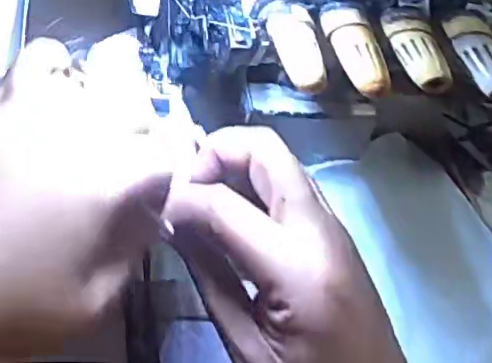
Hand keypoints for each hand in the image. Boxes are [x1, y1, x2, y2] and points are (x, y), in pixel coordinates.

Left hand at [0, 38, 188, 361]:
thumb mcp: (88, 301)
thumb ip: (137, 240)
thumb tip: (156, 199)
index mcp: (119, 174)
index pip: (177, 146)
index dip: (175, 166)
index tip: (161, 185)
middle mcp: (93, 121)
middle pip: (146, 109)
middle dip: (142, 139)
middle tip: (118, 174)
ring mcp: (49, 94)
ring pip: (107, 80)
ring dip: (107, 108)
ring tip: (83, 142)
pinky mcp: (10, 85)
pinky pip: (54, 59)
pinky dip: (61, 76)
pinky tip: (51, 106)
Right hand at [165, 127, 406, 362]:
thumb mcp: (249, 349)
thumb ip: (211, 280)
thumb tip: (176, 224)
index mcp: (297, 264)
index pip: (225, 202)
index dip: (183, 196)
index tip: (157, 204)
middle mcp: (319, 226)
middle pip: (265, 147)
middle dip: (217, 151)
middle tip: (184, 184)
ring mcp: (332, 222)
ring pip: (279, 157)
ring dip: (237, 161)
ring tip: (201, 192)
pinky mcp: (334, 228)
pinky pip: (289, 181)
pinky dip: (255, 179)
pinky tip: (230, 207)